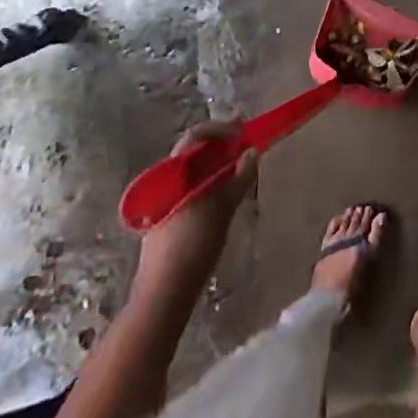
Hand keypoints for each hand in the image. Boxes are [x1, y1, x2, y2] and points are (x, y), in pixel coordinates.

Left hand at [136, 121, 257, 290]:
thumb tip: (252, 151)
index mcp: (174, 174)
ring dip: (219, 161)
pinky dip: (212, 179)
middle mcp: (166, 180)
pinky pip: (193, 184)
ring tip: (244, 165)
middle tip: (248, 144)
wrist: (165, 289)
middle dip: (223, 144)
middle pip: (195, 151)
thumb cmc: (194, 244)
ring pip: (195, 168)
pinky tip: (228, 189)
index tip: (244, 131)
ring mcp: (167, 198)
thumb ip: (240, 177)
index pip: (196, 136)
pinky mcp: (171, 212)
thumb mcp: (224, 207)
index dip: (221, 128)